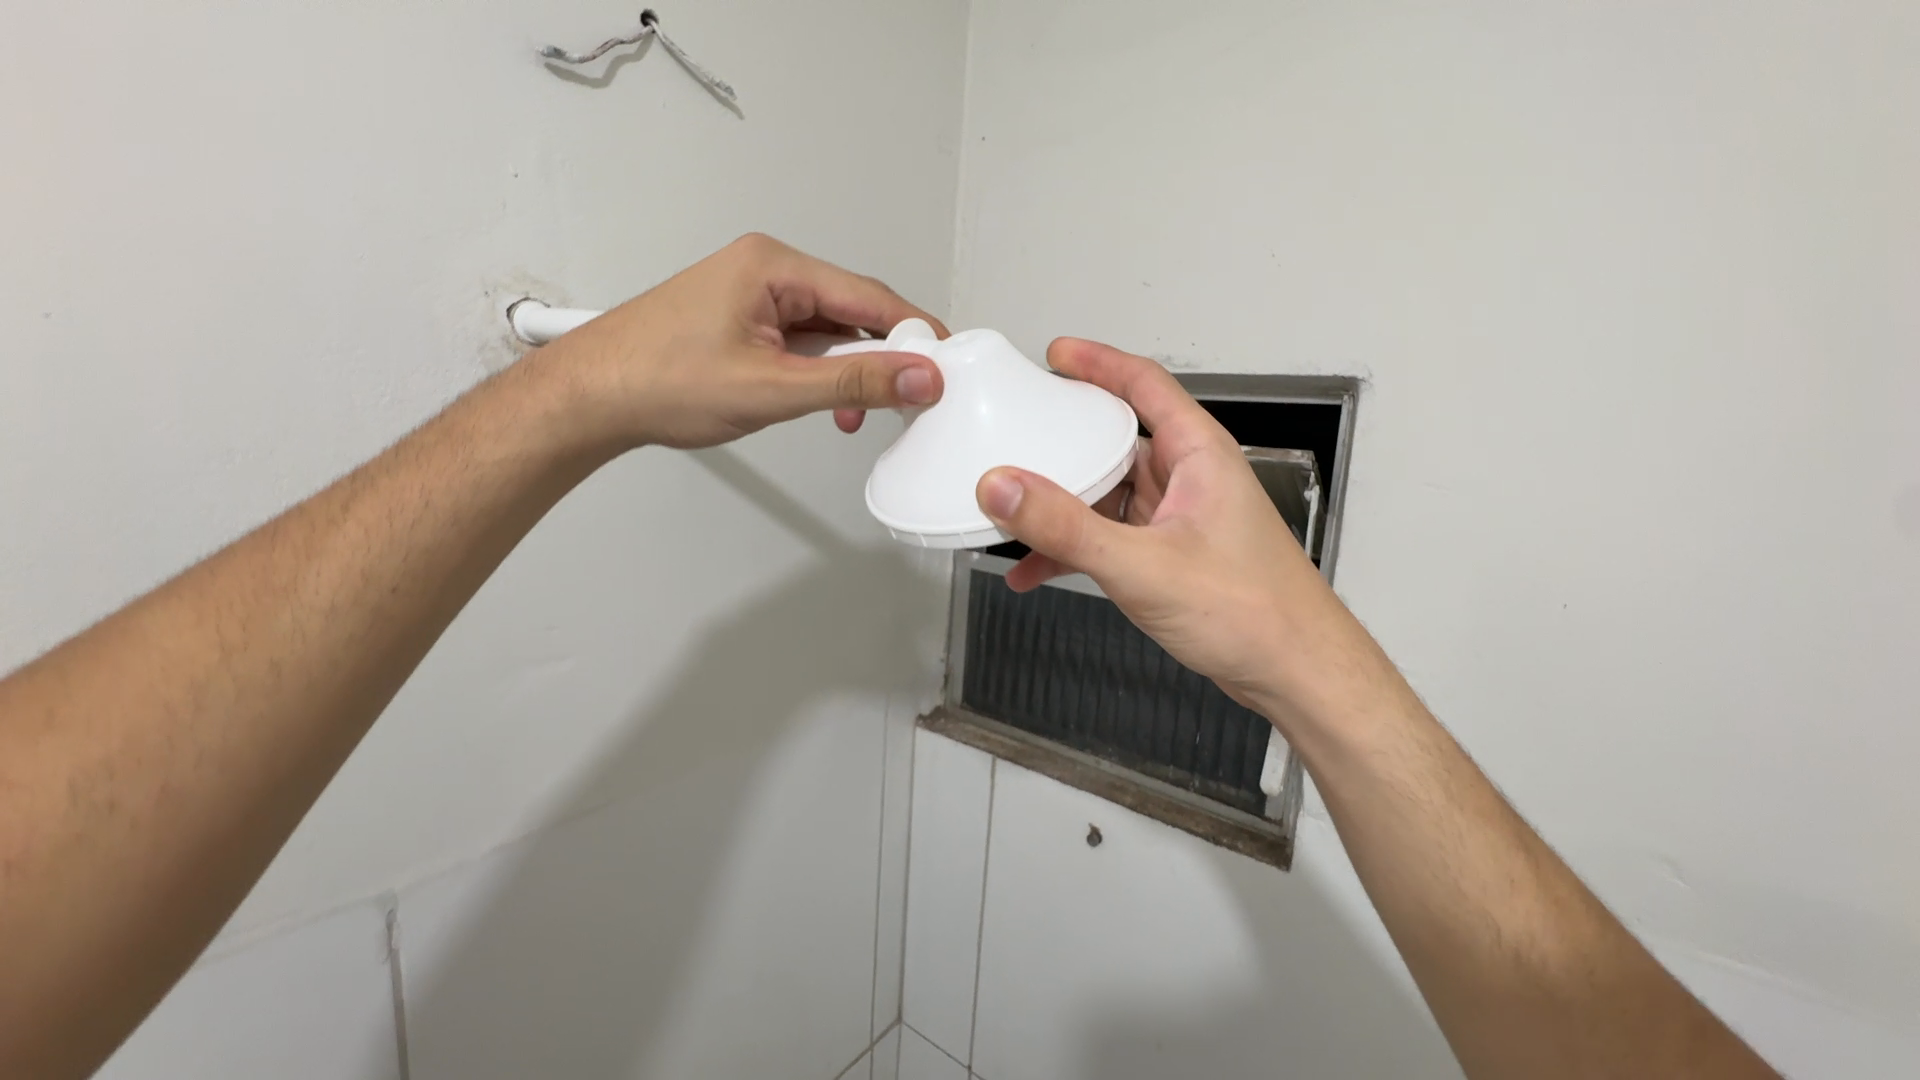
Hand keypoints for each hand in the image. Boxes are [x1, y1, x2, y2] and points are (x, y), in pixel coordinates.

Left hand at [532, 233, 946, 449]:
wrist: (592, 398)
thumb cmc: (656, 380)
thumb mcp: (772, 389)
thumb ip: (853, 385)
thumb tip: (916, 376)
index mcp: (773, 266)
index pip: (870, 296)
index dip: (915, 333)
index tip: (946, 364)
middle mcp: (766, 271)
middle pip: (853, 310)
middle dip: (884, 357)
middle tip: (910, 396)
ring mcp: (754, 297)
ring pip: (830, 331)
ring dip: (850, 372)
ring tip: (856, 414)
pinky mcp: (745, 323)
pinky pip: (804, 343)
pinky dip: (822, 374)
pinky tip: (825, 404)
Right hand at [974, 339, 1374, 720]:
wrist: (1293, 672)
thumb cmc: (1251, 612)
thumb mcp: (1142, 564)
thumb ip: (1067, 527)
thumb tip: (1003, 487)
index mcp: (1198, 455)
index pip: (1144, 384)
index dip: (1097, 362)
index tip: (1054, 355)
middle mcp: (1189, 478)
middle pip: (1116, 439)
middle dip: (1065, 439)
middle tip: (1017, 433)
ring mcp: (1177, 519)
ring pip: (1107, 493)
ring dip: (1061, 505)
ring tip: (1010, 511)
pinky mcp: (1169, 556)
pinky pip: (1109, 536)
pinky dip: (1073, 548)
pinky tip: (1034, 571)